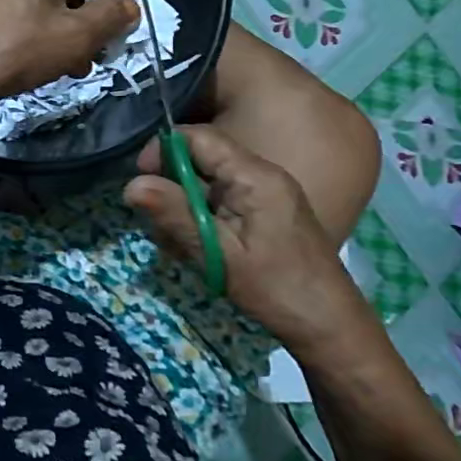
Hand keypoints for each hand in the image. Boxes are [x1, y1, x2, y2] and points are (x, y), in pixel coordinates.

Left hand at [0, 0, 139, 100]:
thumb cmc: (21, 48)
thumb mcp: (78, 35)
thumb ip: (113, 17)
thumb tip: (131, 6)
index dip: (111, 4)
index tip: (109, 39)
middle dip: (88, 23)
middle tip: (89, 58)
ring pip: (52, 1)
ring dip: (68, 32)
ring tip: (69, 66)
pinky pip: (28, 8)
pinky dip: (42, 31)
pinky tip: (44, 60)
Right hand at [124, 126, 372, 356]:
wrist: (329, 323)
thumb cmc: (275, 288)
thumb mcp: (218, 254)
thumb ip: (175, 215)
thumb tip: (131, 184)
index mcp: (254, 174)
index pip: (199, 137)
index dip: (164, 149)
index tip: (140, 179)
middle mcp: (262, 172)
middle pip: (203, 157)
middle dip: (172, 182)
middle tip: (156, 219)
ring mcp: (267, 190)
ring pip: (210, 179)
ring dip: (186, 203)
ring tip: (176, 240)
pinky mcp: (267, 208)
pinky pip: (224, 197)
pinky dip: (204, 214)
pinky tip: (199, 246)